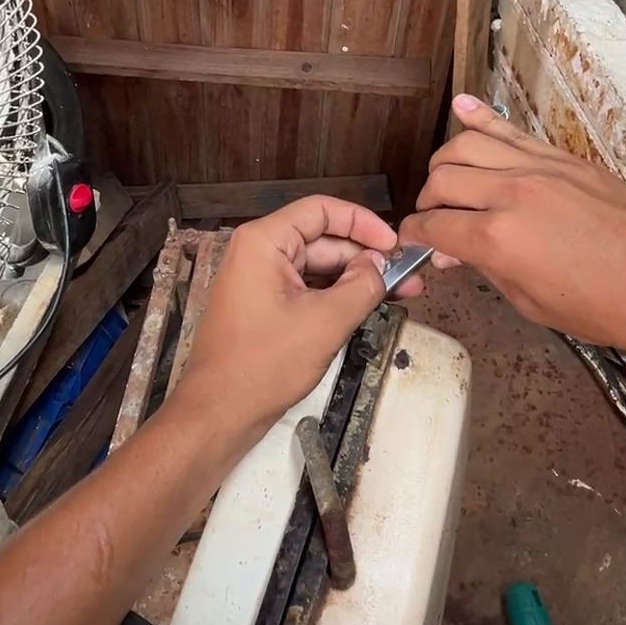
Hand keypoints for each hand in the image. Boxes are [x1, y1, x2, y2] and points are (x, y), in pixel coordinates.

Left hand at [170, 197, 397, 438]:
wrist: (219, 413)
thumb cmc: (260, 366)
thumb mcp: (324, 322)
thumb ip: (361, 286)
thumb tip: (382, 266)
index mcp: (264, 242)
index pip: (321, 210)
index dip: (362, 223)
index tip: (393, 244)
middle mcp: (259, 252)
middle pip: (322, 239)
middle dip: (365, 256)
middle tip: (406, 274)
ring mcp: (261, 279)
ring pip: (318, 266)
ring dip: (355, 278)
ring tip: (397, 291)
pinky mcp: (266, 304)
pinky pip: (308, 288)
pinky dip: (337, 295)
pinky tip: (367, 305)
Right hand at [399, 96, 625, 363]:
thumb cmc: (609, 308)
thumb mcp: (534, 304)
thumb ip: (486, 269)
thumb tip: (453, 252)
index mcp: (499, 240)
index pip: (434, 228)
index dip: (414, 237)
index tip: (410, 242)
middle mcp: (511, 194)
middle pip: (442, 181)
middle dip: (426, 202)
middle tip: (432, 221)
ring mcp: (539, 168)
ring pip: (467, 145)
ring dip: (445, 163)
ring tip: (444, 182)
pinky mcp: (562, 158)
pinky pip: (510, 130)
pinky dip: (480, 116)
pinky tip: (459, 106)